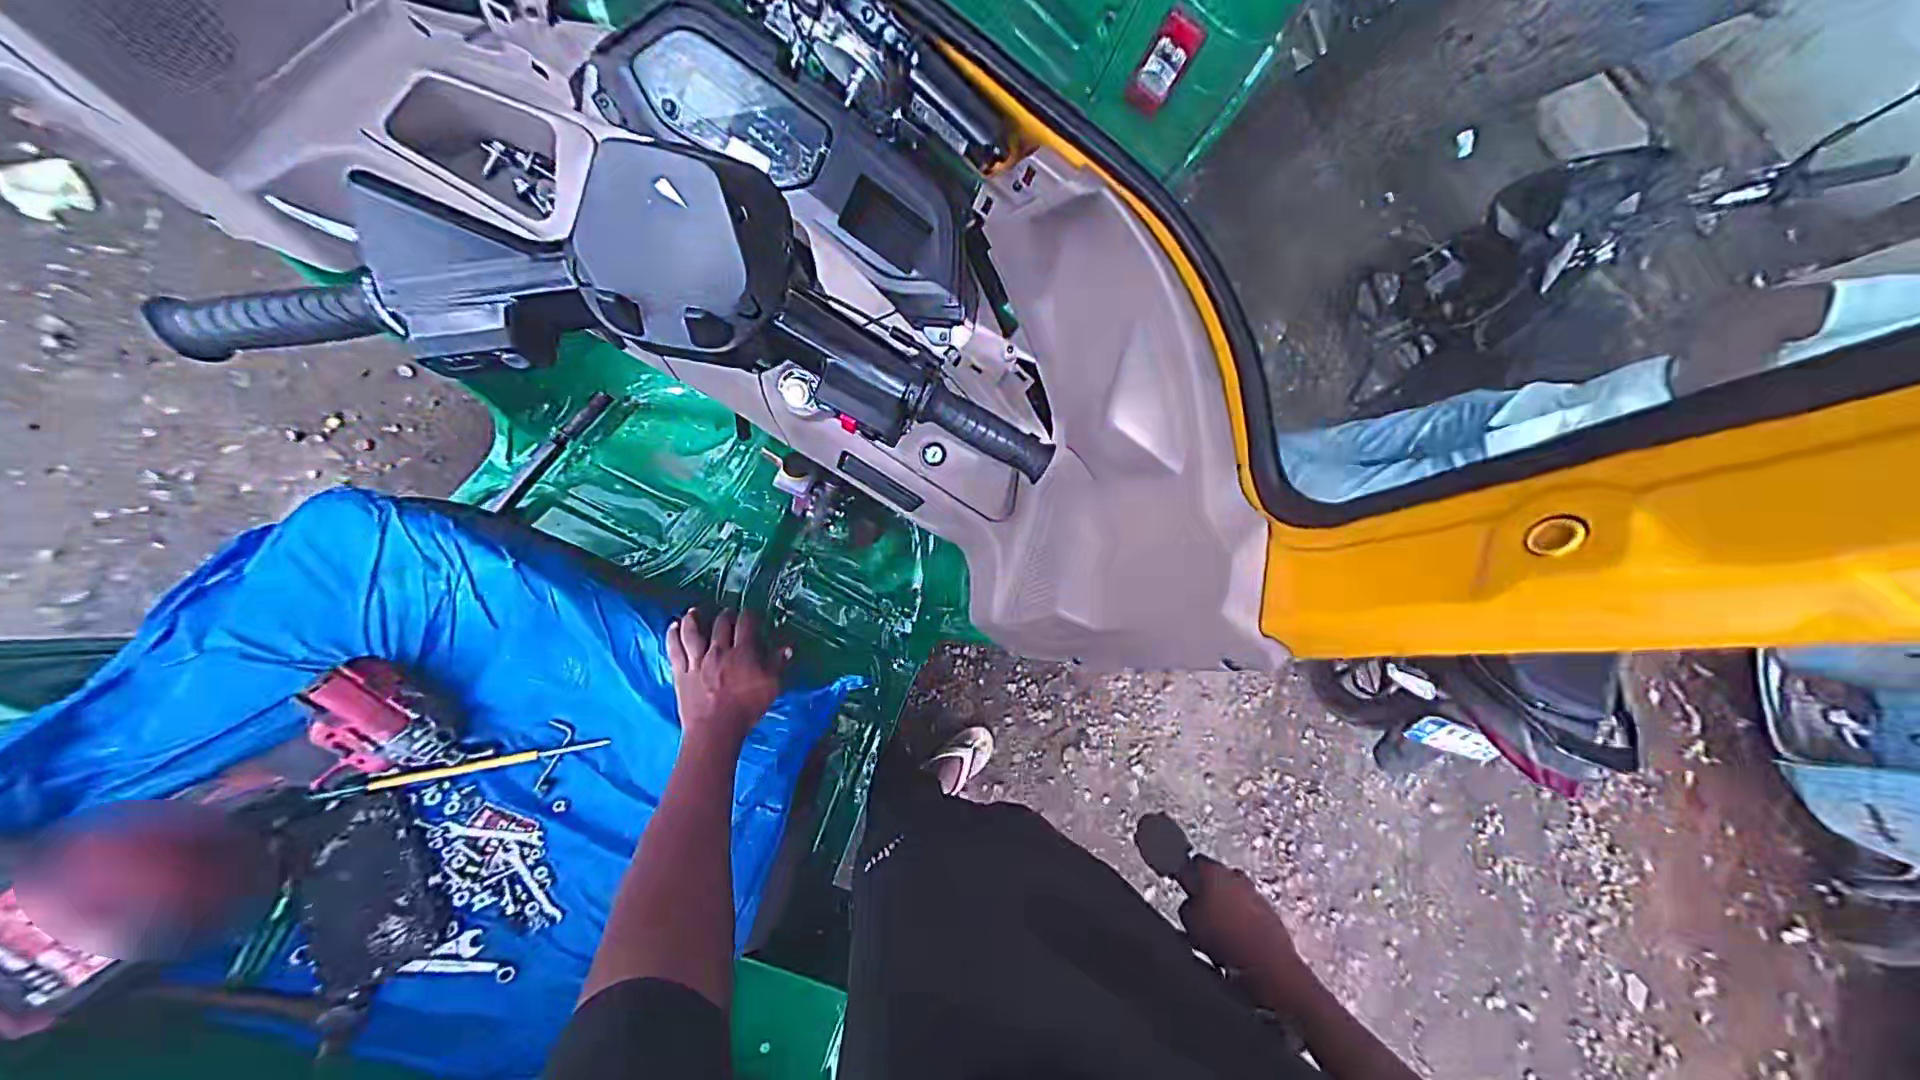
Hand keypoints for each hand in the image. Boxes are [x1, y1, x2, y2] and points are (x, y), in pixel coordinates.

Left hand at [667, 608, 785, 753]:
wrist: (714, 729)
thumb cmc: (746, 708)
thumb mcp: (771, 686)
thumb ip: (777, 664)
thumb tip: (787, 648)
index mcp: (743, 652)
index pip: (746, 624)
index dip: (749, 615)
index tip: (751, 614)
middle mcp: (719, 650)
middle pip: (721, 625)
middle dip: (725, 615)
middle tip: (728, 613)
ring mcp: (697, 660)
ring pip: (693, 632)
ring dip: (694, 619)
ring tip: (694, 611)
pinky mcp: (681, 672)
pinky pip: (675, 649)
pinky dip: (673, 635)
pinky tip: (673, 626)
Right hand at [1178, 857, 1305, 977]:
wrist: (1267, 965)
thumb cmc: (1225, 937)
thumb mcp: (1189, 922)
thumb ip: (1186, 906)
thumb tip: (1189, 905)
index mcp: (1212, 869)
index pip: (1192, 863)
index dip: (1185, 875)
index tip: (1181, 885)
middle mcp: (1236, 875)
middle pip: (1216, 876)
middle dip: (1208, 890)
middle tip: (1199, 910)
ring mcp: (1256, 893)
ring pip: (1234, 893)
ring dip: (1226, 905)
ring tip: (1217, 929)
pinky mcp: (1272, 914)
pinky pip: (1250, 911)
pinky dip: (1242, 920)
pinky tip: (1235, 938)